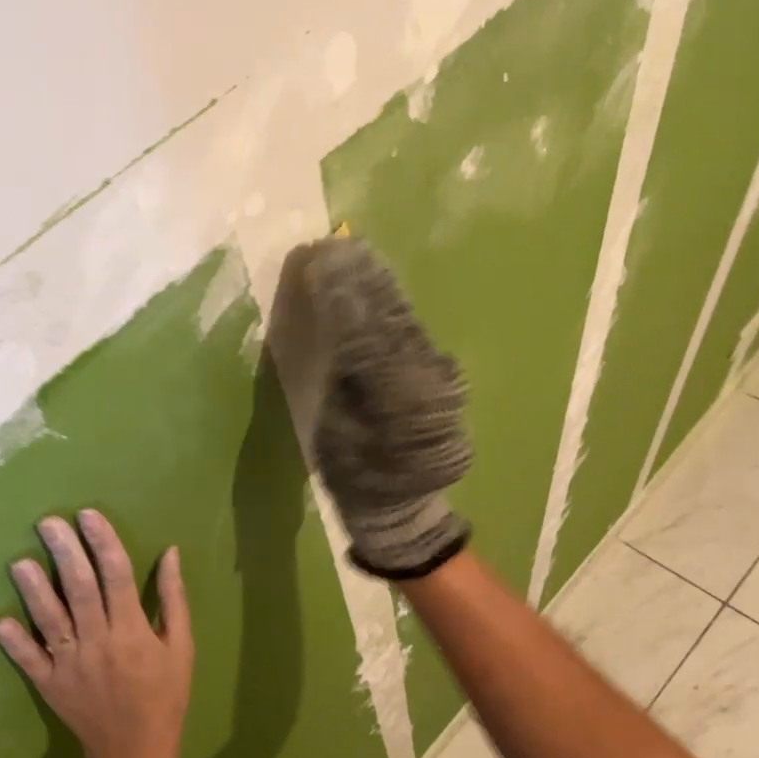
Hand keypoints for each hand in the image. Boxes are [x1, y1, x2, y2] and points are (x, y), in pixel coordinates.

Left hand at [0, 510, 193, 757]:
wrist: (136, 750)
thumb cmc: (165, 695)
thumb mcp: (182, 646)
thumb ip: (173, 599)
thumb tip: (170, 553)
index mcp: (132, 629)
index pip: (116, 575)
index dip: (102, 542)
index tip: (88, 515)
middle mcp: (99, 640)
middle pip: (79, 588)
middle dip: (64, 552)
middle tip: (48, 523)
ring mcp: (71, 663)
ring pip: (49, 619)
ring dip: (34, 589)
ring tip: (20, 562)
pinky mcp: (50, 684)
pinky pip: (29, 660)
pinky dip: (14, 642)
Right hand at [281, 236, 473, 578]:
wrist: (401, 511)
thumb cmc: (357, 478)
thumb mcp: (335, 433)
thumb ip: (340, 380)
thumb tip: (337, 333)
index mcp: (391, 390)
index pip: (361, 326)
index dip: (338, 291)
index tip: (317, 259)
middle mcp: (422, 376)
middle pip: (387, 316)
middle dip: (360, 279)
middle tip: (334, 246)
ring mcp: (437, 376)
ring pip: (402, 320)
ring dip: (378, 286)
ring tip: (355, 255)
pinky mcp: (441, 378)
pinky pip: (412, 334)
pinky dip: (392, 308)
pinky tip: (379, 287)